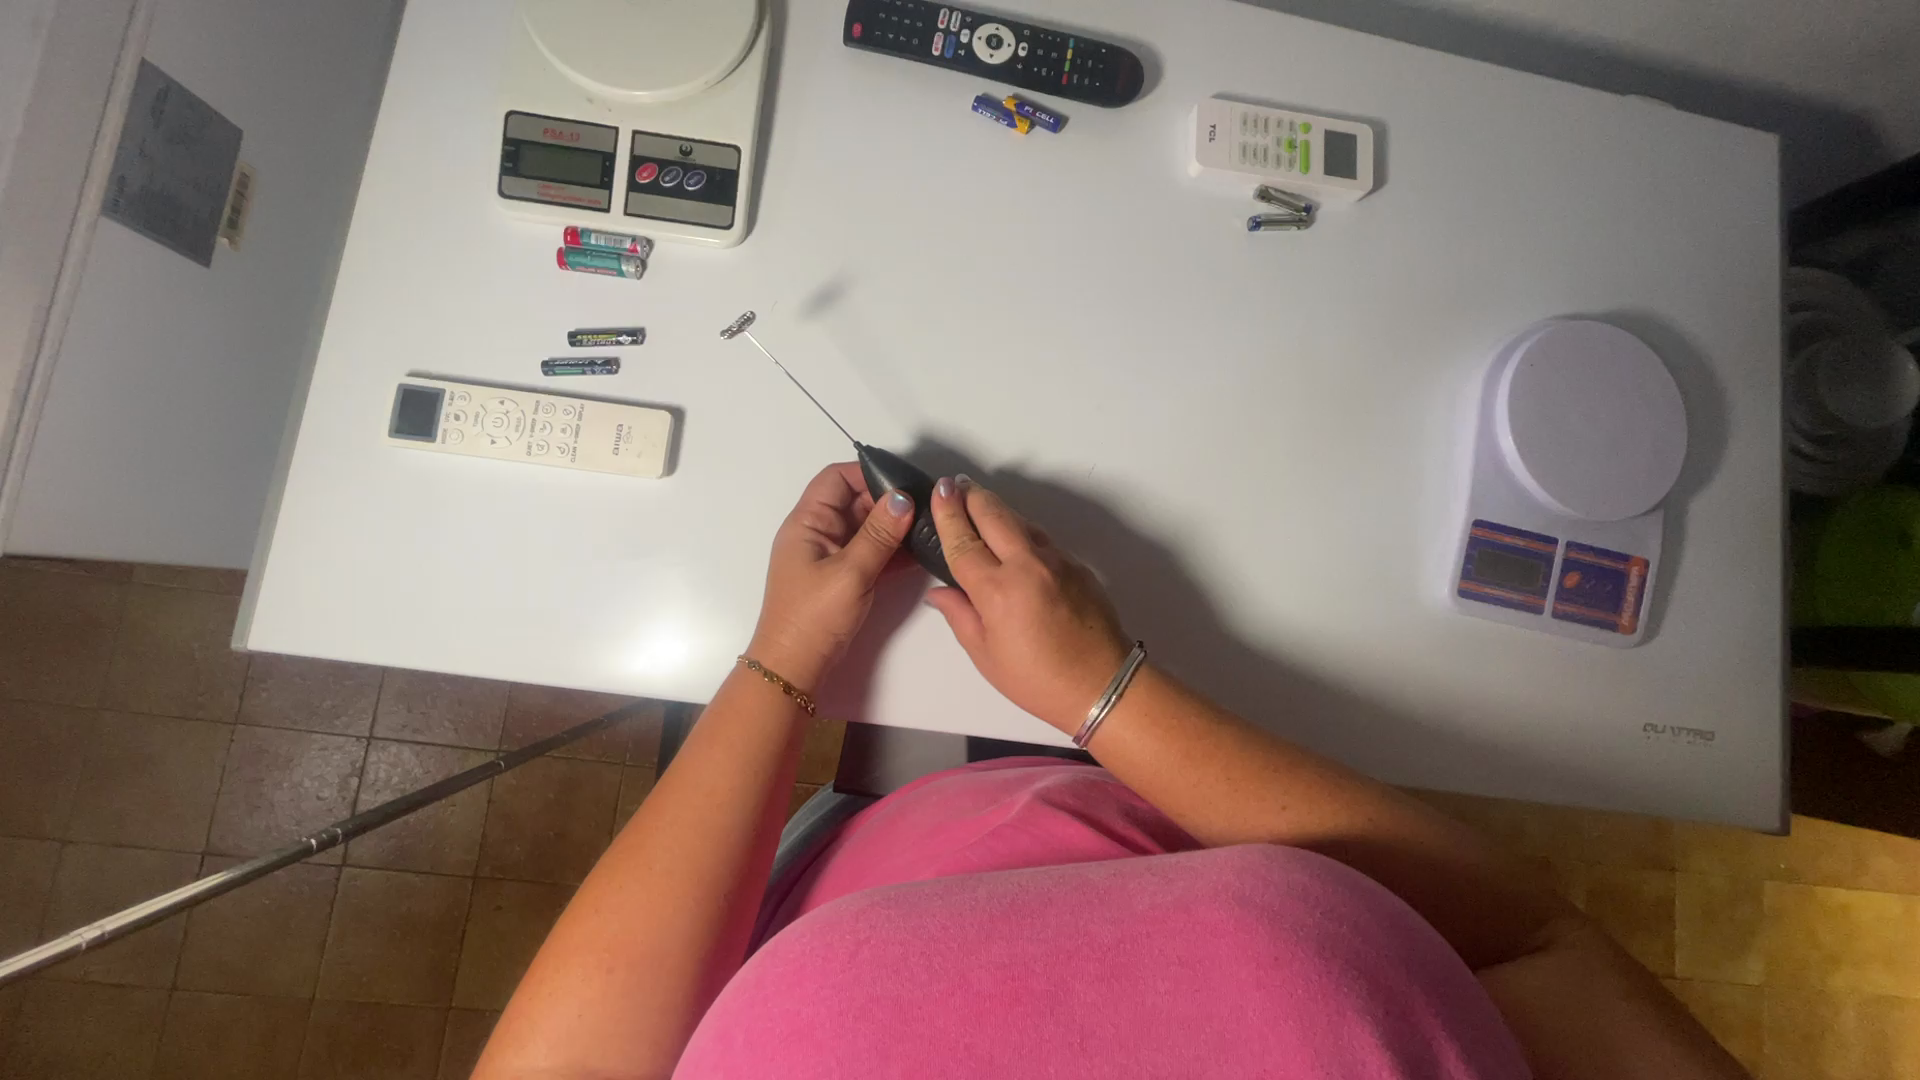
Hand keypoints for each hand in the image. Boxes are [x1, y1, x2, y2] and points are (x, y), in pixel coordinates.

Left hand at [748, 462, 914, 689]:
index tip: (905, 480)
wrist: (794, 667)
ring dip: (896, 526)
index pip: (837, 479)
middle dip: (890, 500)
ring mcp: (832, 556)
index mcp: (808, 522)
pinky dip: (894, 550)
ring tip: (931, 524)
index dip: (869, 473)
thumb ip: (879, 534)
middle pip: (856, 501)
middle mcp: (819, 533)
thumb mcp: (850, 572)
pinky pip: (872, 553)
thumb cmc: (813, 616)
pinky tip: (921, 551)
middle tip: (928, 503)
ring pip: (868, 528)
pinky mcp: (845, 578)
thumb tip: (904, 498)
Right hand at [923, 476, 1131, 733]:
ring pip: (1021, 521)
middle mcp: (1027, 566)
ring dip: (997, 508)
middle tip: (955, 484)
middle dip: (972, 496)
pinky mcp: (1078, 565)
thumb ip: (960, 616)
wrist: (1104, 685)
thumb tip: (939, 592)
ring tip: (979, 502)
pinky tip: (1013, 536)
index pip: (963, 541)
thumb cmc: (1038, 680)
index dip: (947, 513)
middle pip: (994, 515)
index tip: (938, 490)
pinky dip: (1022, 530)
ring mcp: (1057, 561)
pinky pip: (1042, 538)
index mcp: (997, 591)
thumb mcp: (986, 656)